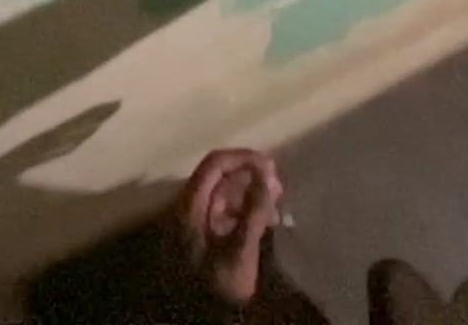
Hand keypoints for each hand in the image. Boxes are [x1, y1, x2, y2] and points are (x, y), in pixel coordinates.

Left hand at [173, 149, 282, 305]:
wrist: (200, 320)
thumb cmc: (217, 286)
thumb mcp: (239, 249)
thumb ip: (253, 210)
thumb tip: (267, 175)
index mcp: (190, 205)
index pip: (215, 164)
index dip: (242, 158)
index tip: (270, 166)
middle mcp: (189, 206)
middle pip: (220, 176)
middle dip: (251, 176)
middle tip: (277, 186)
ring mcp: (196, 221)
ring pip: (226, 193)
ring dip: (252, 194)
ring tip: (277, 206)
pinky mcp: (205, 236)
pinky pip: (227, 211)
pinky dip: (247, 211)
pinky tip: (267, 222)